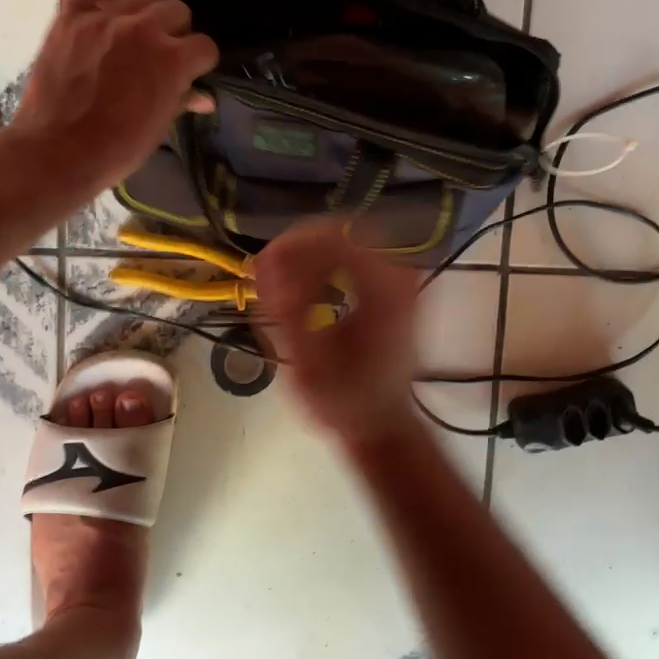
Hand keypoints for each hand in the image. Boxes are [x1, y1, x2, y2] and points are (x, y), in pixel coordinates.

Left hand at [10, 0, 218, 192]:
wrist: (58, 152)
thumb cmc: (116, 149)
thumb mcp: (158, 128)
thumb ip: (182, 101)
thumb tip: (203, 98)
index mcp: (172, 60)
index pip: (204, 46)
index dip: (199, 62)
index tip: (189, 74)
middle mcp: (144, 29)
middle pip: (176, 10)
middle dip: (175, 33)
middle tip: (159, 56)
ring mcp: (105, 19)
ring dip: (143, 13)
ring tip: (131, 36)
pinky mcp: (71, 17)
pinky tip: (102, 12)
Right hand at [255, 220, 424, 447]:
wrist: (382, 424)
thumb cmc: (346, 401)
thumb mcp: (309, 363)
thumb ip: (289, 310)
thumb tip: (266, 266)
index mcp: (384, 291)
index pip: (333, 238)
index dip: (290, 245)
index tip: (260, 266)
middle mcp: (397, 275)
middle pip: (337, 234)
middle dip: (294, 250)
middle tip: (263, 277)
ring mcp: (396, 279)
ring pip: (340, 242)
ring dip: (303, 258)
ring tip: (274, 288)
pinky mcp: (389, 286)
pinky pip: (348, 258)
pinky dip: (317, 267)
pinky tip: (296, 292)